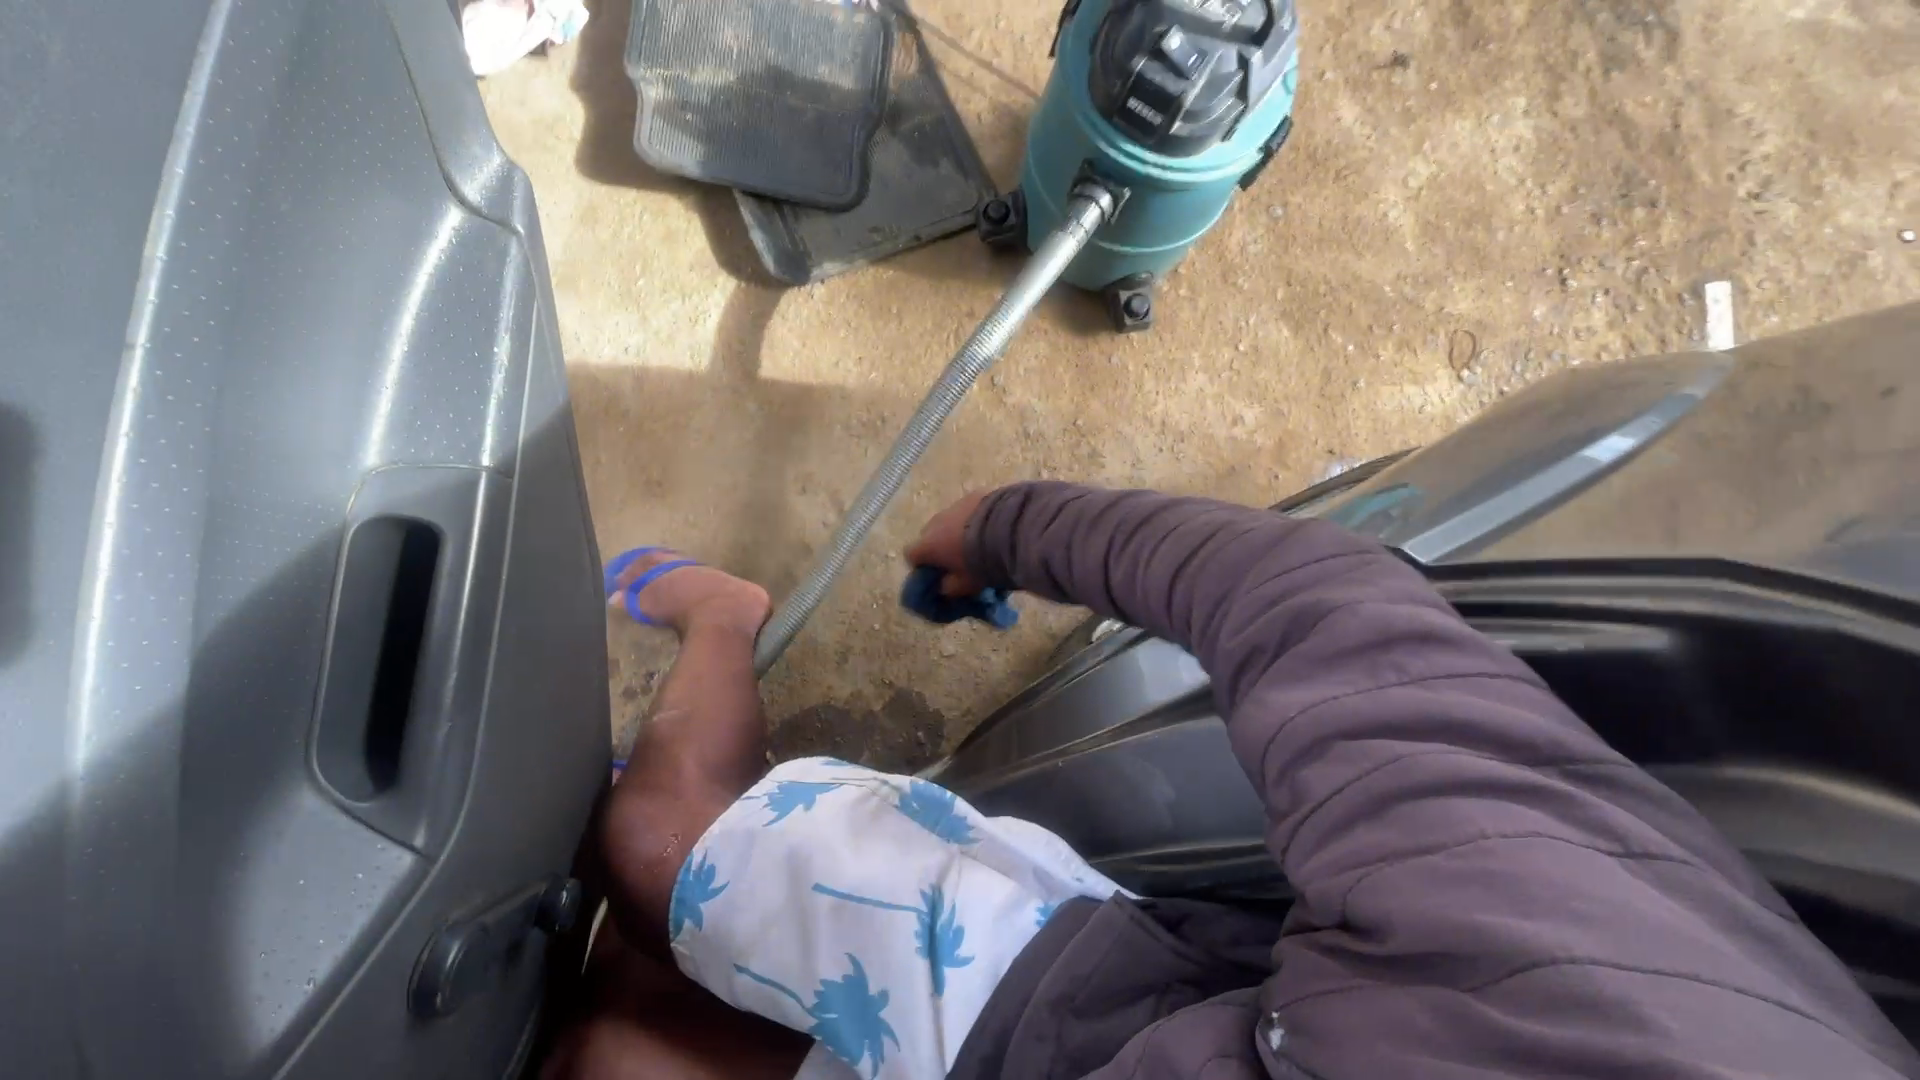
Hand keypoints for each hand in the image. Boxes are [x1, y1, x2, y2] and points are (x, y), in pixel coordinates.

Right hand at [906, 490, 989, 597]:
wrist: (1010, 531)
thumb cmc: (982, 564)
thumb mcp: (966, 585)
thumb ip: (950, 588)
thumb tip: (943, 586)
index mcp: (928, 545)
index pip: (911, 555)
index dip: (921, 564)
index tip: (935, 572)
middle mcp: (935, 522)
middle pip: (929, 535)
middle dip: (939, 545)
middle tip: (958, 558)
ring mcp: (954, 505)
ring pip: (949, 520)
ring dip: (957, 530)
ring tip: (979, 541)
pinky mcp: (975, 494)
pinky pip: (968, 509)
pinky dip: (974, 517)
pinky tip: (991, 526)